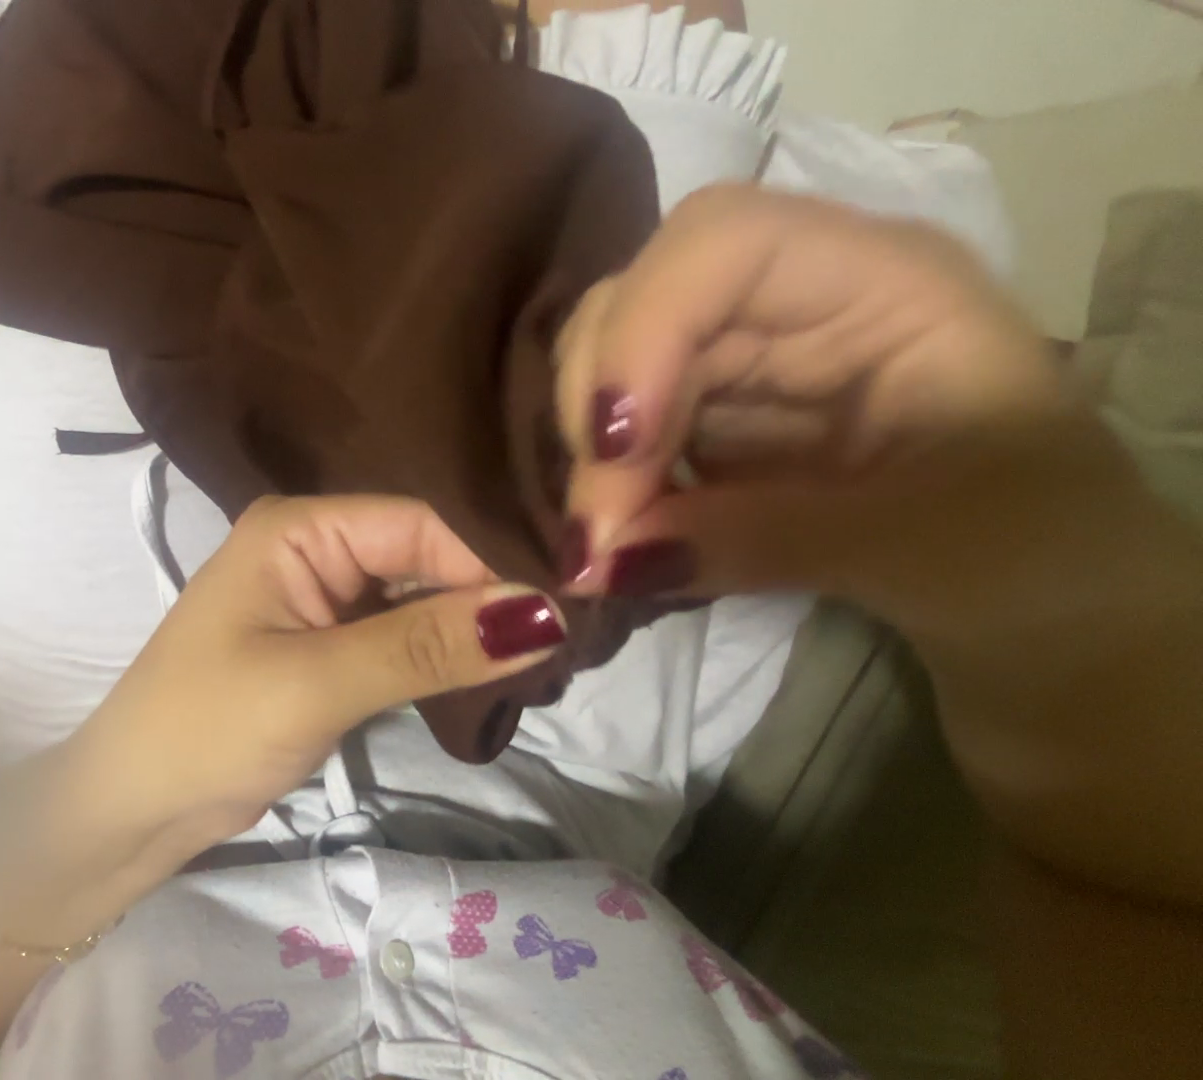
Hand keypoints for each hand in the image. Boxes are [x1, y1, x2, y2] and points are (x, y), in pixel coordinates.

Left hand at [71, 494, 567, 845]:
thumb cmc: (206, 729)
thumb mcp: (317, 683)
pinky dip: (433, 656)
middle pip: (417, 556)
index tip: (555, 621)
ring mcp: (314, 601)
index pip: (415, 523)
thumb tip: (543, 614)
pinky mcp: (320, 649)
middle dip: (480, 600)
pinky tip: (485, 675)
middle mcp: (307, 549)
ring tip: (540, 662)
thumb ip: (425, 646)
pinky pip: (393, 638)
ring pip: (410, 600)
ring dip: (462, 631)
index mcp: (294, 529)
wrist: (133, 807)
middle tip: (562, 647)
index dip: (484, 566)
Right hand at [550, 185, 1145, 639]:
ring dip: (585, 454)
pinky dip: (595, 481)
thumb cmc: (1034, 553)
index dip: (644, 330)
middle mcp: (789, 304)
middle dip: (599, 411)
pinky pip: (614, 428)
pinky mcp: (700, 422)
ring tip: (603, 542)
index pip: (722, 243)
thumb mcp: (922, 548)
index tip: (617, 449)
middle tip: (598, 529)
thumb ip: (757, 540)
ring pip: (605, 362)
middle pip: (635, 300)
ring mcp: (735, 363)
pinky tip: (610, 534)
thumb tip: (600, 559)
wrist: (1036, 598)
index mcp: (881, 284)